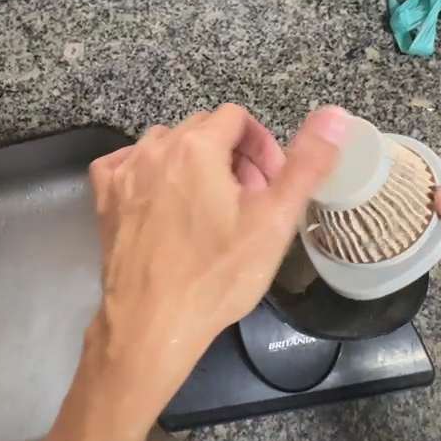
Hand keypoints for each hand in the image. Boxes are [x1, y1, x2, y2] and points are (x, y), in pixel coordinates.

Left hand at [84, 104, 346, 415]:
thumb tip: (335, 114)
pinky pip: (126, 162)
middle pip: (203, 129)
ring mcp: (125, 172)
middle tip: (246, 201)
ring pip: (166, 144)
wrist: (151, 325)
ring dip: (192, 162)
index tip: (269, 183)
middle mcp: (157, 149)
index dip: (260, 146)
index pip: (237, 118)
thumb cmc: (217, 275)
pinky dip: (148, 171)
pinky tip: (162, 200)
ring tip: (208, 206)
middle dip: (231, 155)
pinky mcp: (104, 197)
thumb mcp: (274, 221)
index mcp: (199, 147)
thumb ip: (307, 163)